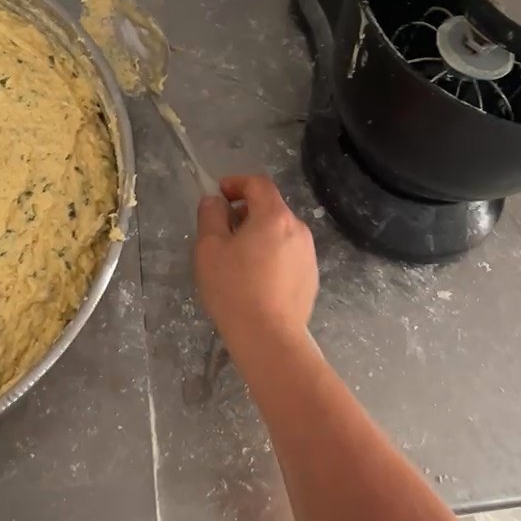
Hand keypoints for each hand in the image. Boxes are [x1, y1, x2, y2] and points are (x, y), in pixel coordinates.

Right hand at [194, 175, 317, 353]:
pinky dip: (272, 256)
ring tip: (238, 259)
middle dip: (246, 212)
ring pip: (280, 233)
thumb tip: (215, 202)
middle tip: (223, 231)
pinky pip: (288, 255)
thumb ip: (210, 216)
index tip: (219, 193)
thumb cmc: (234, 289)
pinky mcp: (311, 278)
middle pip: (271, 208)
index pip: (258, 184)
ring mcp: (308, 254)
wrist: (268, 337)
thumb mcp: (210, 248)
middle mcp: (298, 229)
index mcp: (275, 216)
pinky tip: (257, 281)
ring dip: (260, 235)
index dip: (237, 183)